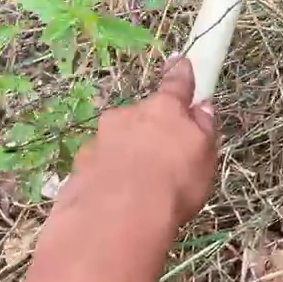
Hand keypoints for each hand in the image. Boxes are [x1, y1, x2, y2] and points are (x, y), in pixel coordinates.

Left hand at [59, 59, 217, 229]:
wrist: (114, 222)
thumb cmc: (173, 184)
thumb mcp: (205, 157)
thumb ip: (203, 131)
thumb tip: (201, 110)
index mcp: (163, 109)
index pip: (176, 83)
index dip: (180, 72)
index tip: (179, 59)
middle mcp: (127, 117)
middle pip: (143, 116)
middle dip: (153, 128)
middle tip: (168, 156)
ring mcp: (98, 142)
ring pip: (120, 141)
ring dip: (131, 153)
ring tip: (144, 186)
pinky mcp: (77, 169)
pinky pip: (102, 165)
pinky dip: (112, 174)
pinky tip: (122, 198)